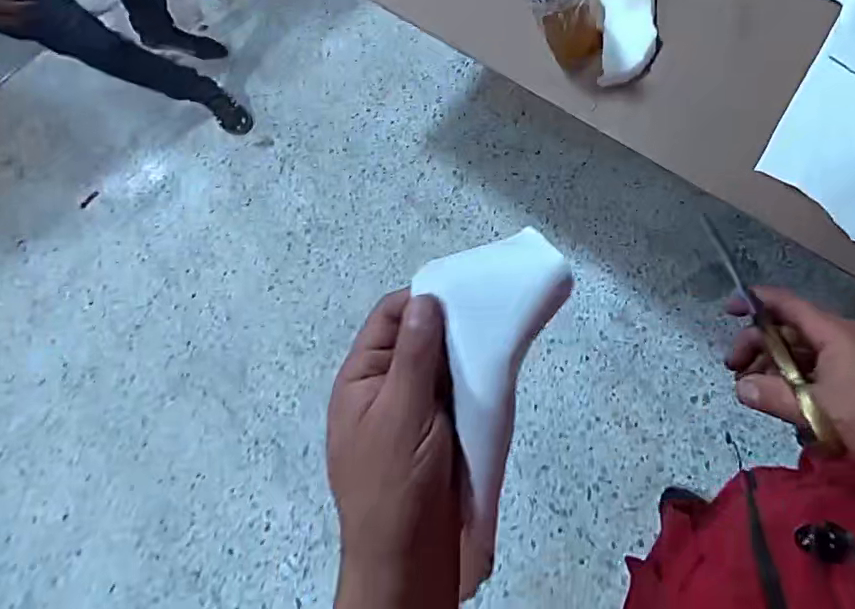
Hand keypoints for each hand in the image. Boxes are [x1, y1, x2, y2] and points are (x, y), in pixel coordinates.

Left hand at [327, 291, 462, 608]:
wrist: (407, 562)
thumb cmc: (395, 484)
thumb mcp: (401, 412)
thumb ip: (414, 354)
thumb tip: (426, 298)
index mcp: (361, 377)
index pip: (389, 317)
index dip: (422, 300)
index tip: (462, 293)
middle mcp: (384, 386)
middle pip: (416, 335)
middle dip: (447, 324)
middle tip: (485, 312)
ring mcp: (411, 407)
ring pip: (438, 361)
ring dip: (461, 351)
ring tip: (493, 335)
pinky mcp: (437, 427)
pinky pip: (453, 388)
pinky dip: (469, 376)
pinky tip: (492, 367)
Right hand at [726, 286, 854, 486]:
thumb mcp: (822, 414)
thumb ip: (775, 397)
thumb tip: (739, 387)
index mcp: (832, 333)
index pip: (785, 303)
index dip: (753, 302)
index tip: (727, 311)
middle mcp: (841, 336)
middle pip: (788, 329)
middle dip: (758, 346)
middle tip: (736, 372)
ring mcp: (853, 357)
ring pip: (802, 351)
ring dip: (776, 367)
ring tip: (758, 392)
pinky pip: (818, 368)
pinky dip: (797, 379)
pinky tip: (788, 404)